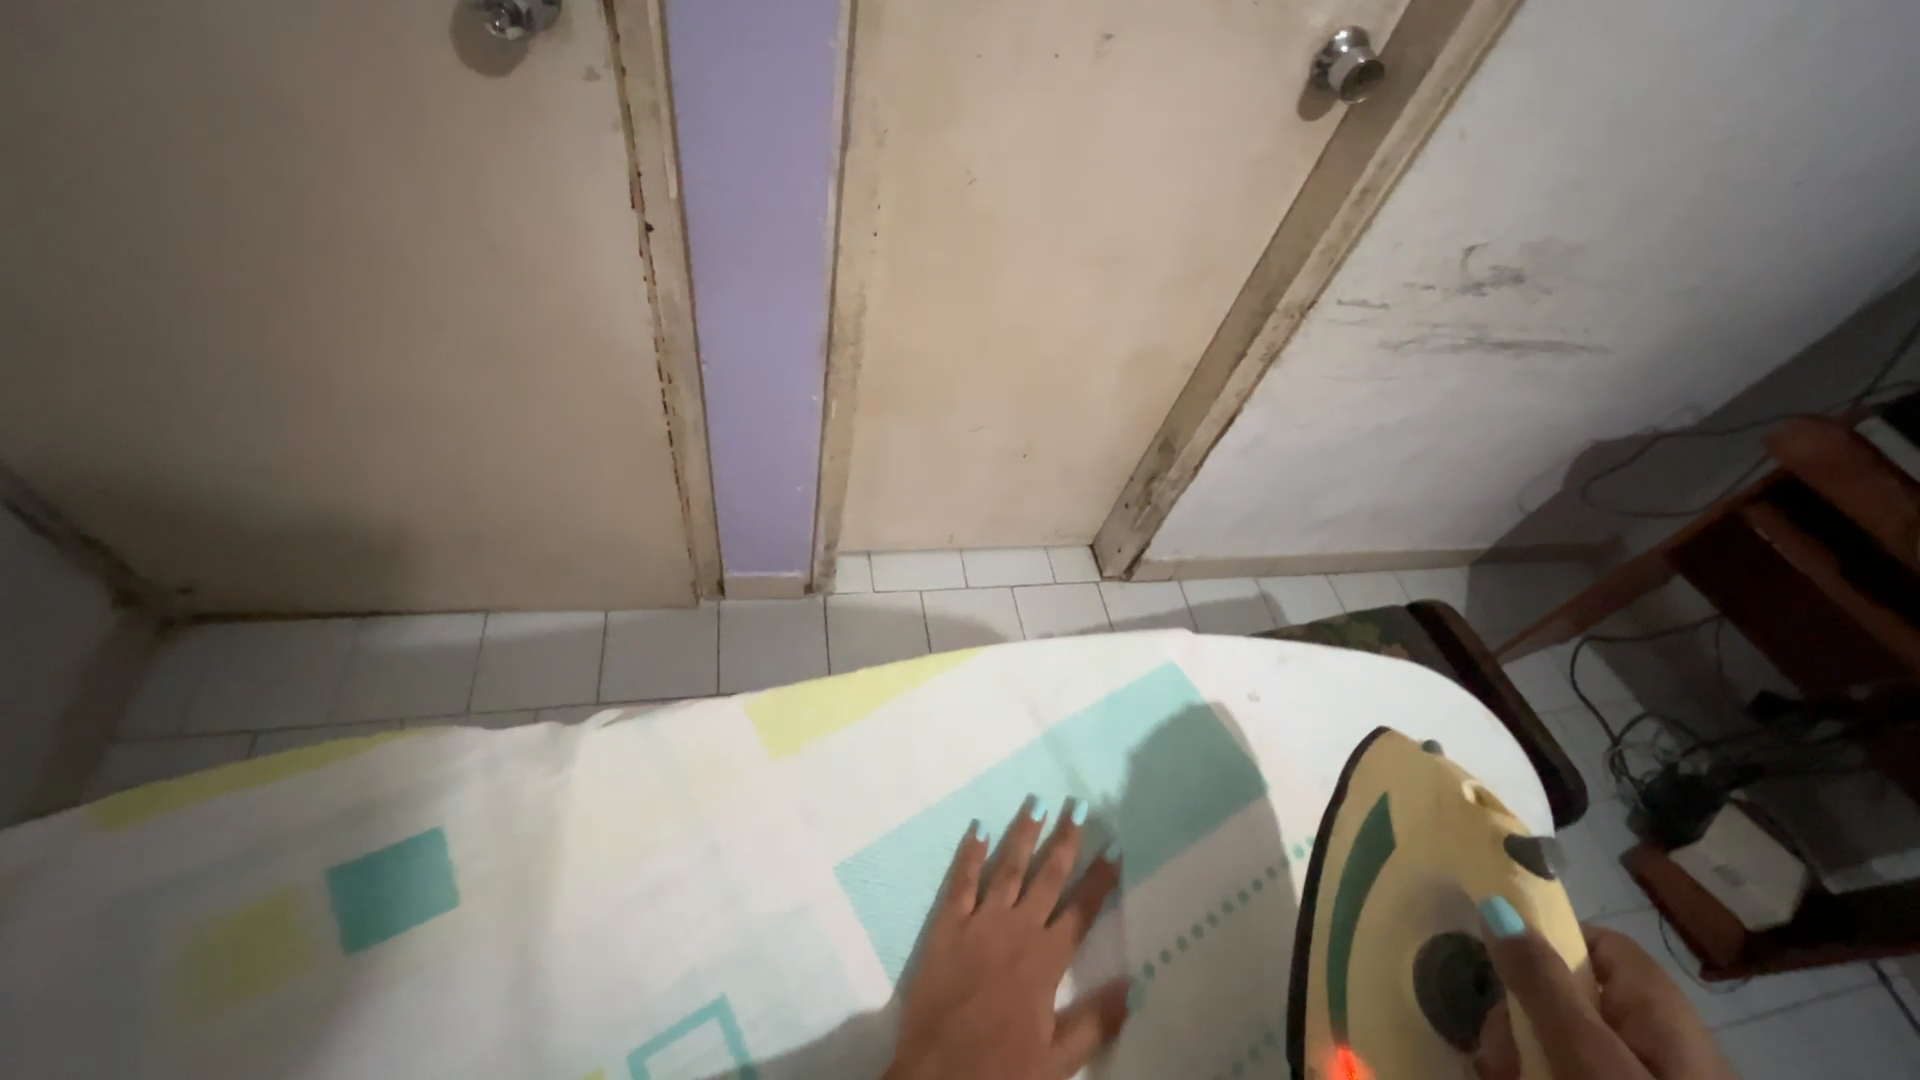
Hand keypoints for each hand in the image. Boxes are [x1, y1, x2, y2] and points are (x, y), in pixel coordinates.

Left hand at [883, 798, 1129, 1079]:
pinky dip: (969, 854)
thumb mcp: (1058, 1059)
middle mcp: (1017, 930)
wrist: (938, 1078)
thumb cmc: (1001, 1069)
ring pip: (1007, 869)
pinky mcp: (946, 926)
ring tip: (1037, 801)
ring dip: (1023, 834)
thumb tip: (1136, 985)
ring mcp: (979, 923)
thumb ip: (1097, 1021)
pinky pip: (960, 882)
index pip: (1081, 910)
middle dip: (1065, 840)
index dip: (1100, 878)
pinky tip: (978, 828)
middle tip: (1078, 805)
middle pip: (1047, 878)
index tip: (1115, 845)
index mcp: (1047, 960)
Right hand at [1472, 901, 1737, 1079]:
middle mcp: (1662, 1036)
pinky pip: (1579, 1071)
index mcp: (1660, 1006)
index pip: (1599, 941)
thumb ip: (1541, 982)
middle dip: (1519, 1015)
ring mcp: (1654, 1076)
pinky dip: (1543, 1070)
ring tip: (1498, 1074)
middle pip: (1576, 993)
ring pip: (1570, 1040)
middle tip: (1493, 1054)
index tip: (1499, 976)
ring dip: (1523, 1051)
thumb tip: (1496, 903)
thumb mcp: (1585, 1054)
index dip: (1543, 945)